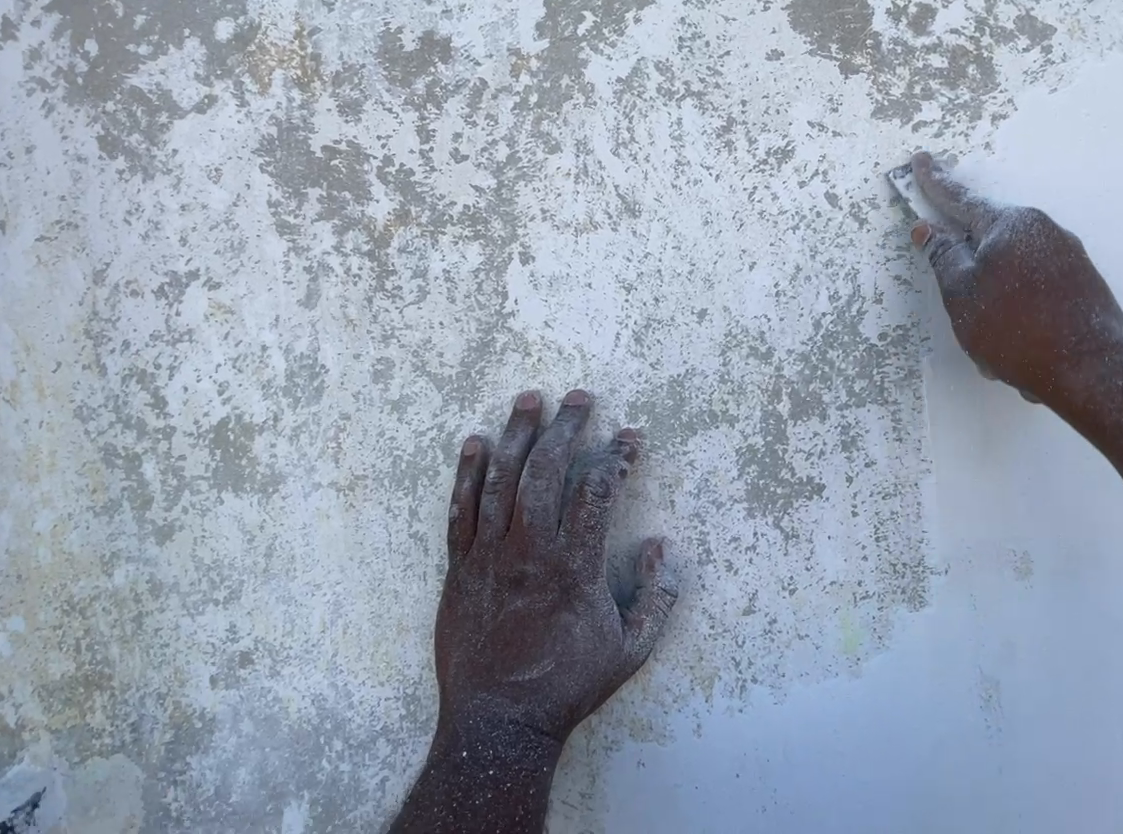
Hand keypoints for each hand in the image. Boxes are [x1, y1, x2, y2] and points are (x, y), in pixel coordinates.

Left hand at [435, 389, 676, 745]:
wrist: (498, 725)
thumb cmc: (567, 687)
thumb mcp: (630, 652)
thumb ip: (656, 598)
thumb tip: (663, 547)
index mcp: (575, 570)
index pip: (598, 493)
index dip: (617, 457)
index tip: (631, 437)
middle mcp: (531, 553)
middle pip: (547, 472)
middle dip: (566, 428)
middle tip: (579, 398)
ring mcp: (490, 557)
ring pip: (502, 481)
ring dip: (517, 435)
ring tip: (530, 399)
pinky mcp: (460, 568)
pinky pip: (460, 510)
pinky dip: (467, 473)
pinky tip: (475, 443)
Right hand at [907, 151, 1122, 408]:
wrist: (1092, 372)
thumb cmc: (1014, 327)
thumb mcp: (961, 292)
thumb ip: (942, 256)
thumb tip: (928, 228)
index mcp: (1012, 224)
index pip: (962, 199)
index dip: (935, 183)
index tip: (921, 161)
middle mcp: (1045, 232)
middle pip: (989, 240)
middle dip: (967, 270)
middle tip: (958, 304)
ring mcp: (1069, 259)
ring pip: (1009, 274)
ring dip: (990, 303)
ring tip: (987, 344)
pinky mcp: (1082, 287)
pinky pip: (1032, 293)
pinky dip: (1014, 314)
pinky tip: (1012, 349)